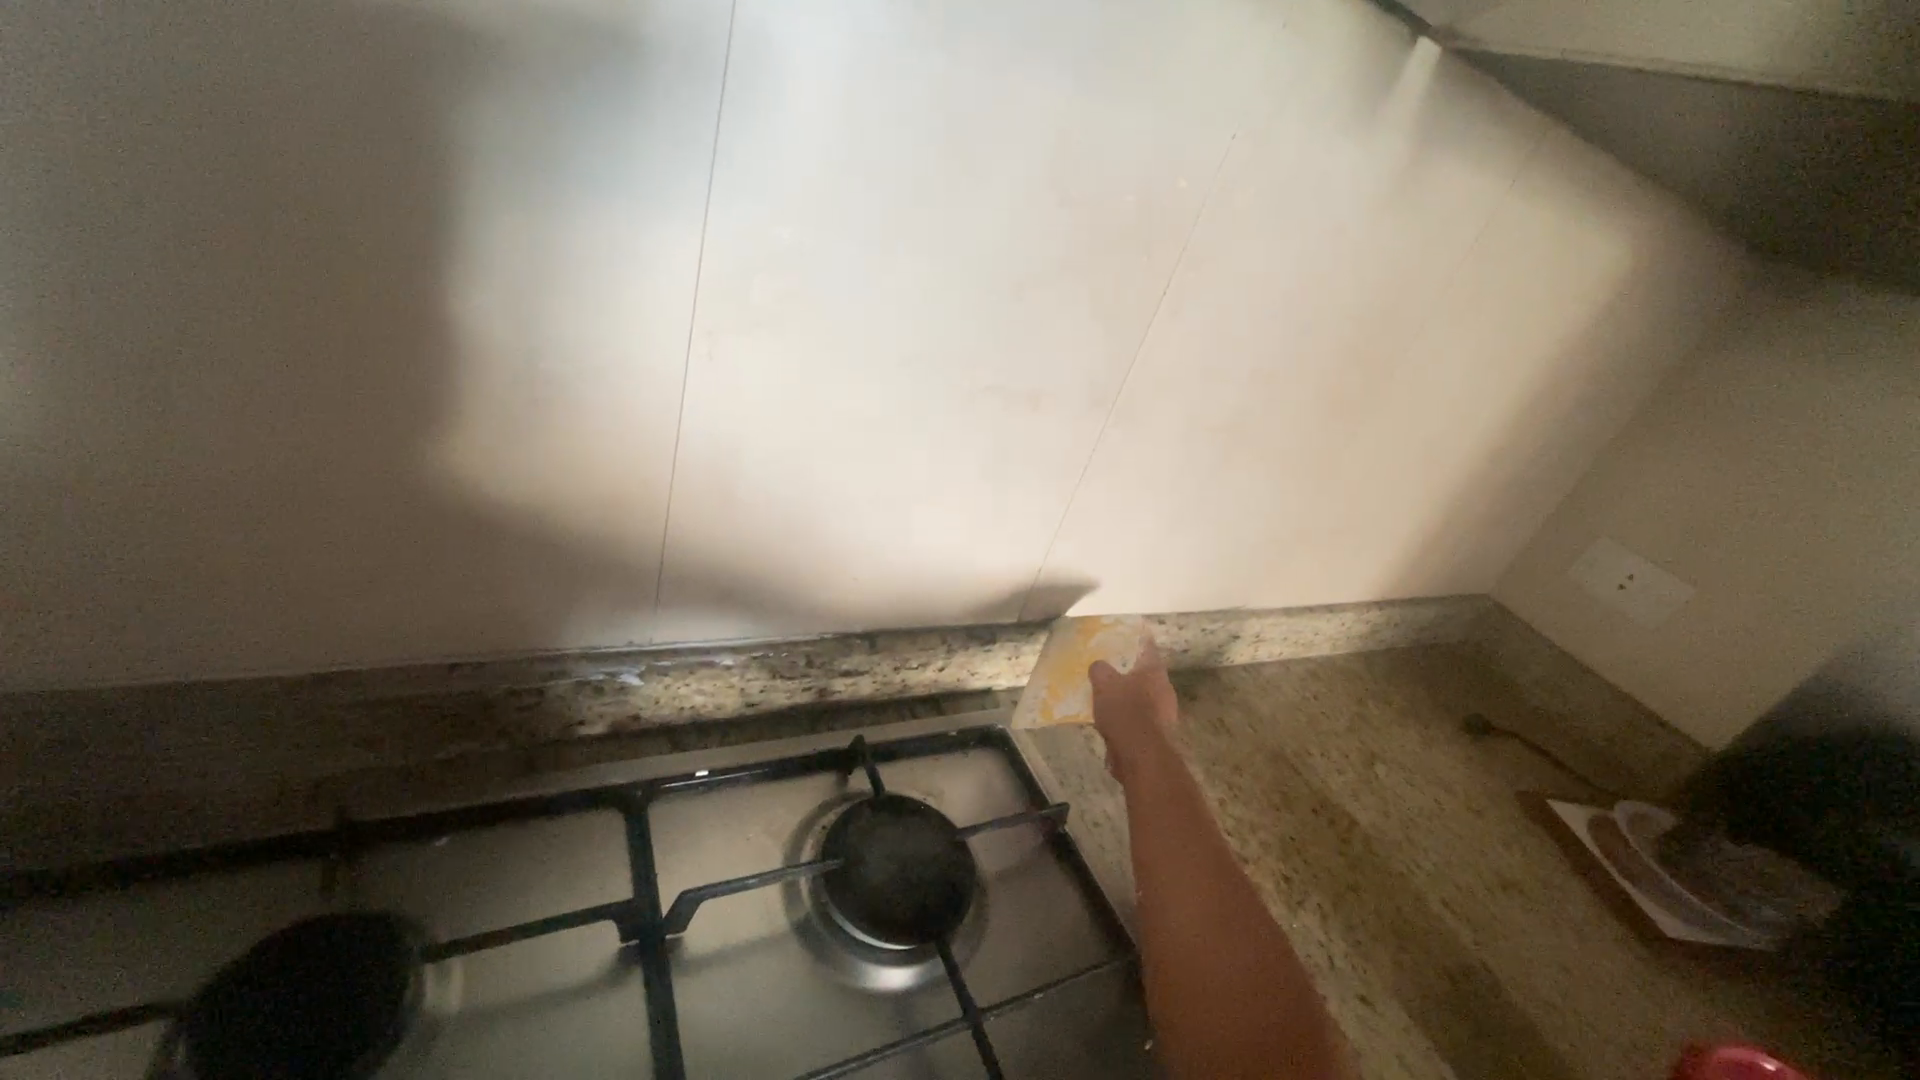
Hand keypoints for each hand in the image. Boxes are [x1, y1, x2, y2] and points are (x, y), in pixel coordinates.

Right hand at [1089, 636, 1178, 783]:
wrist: (1140, 754)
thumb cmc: (1125, 710)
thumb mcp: (1104, 683)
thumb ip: (1100, 670)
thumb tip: (1099, 666)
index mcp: (1154, 672)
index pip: (1149, 648)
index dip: (1140, 639)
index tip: (1132, 634)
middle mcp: (1164, 690)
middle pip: (1147, 675)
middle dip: (1131, 672)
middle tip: (1112, 667)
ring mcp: (1163, 714)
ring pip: (1143, 698)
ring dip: (1128, 697)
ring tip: (1107, 696)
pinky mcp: (1156, 734)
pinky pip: (1138, 719)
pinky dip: (1126, 718)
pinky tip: (1110, 721)